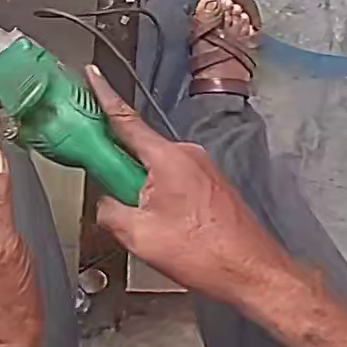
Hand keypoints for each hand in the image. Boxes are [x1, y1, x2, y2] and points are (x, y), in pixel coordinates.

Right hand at [85, 66, 296, 307]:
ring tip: (155, 226)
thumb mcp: (139, 236)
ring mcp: (202, 167)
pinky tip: (170, 227)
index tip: (93, 74)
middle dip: (122, 172)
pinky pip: (174, 179)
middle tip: (122, 203)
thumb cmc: (206, 253)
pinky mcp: (210, 183)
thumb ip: (109, 211)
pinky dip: (162, 197)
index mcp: (168, 157)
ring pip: (156, 169)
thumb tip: (105, 204)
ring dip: (144, 191)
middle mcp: (187, 154)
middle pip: (138, 150)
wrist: (254, 272)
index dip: (104, 95)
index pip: (126, 120)